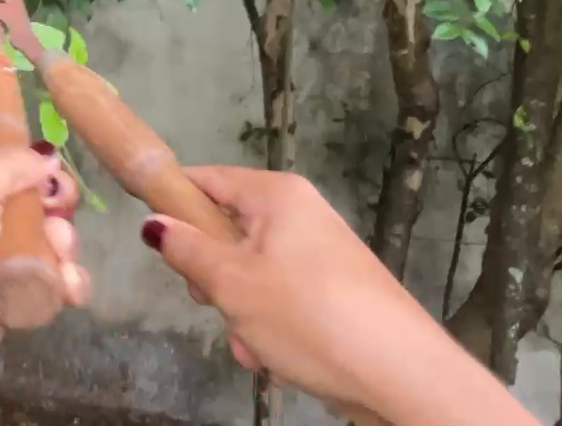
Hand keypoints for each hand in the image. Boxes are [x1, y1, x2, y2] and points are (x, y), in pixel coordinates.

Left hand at [0, 140, 90, 408]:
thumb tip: (46, 155)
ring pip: (45, 241)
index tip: (53, 170)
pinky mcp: (5, 303)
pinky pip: (46, 285)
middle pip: (30, 198)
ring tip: (61, 259)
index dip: (29, 159)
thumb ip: (10, 165)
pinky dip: (66, 286)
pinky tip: (70, 291)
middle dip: (54, 205)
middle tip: (60, 217)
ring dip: (64, 247)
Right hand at [140, 167, 537, 425]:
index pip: (205, 179)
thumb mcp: (231, 284)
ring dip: (239, 308)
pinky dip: (271, 322)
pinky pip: (283, 294)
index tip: (159, 245)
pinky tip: (276, 358)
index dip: (174, 206)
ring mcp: (321, 252)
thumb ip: (185, 249)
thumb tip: (151, 223)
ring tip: (251, 346)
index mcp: (275, 194)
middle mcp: (300, 212)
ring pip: (252, 270)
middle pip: (228, 229)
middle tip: (209, 302)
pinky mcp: (338, 290)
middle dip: (212, 274)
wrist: (410, 382)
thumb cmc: (310, 317)